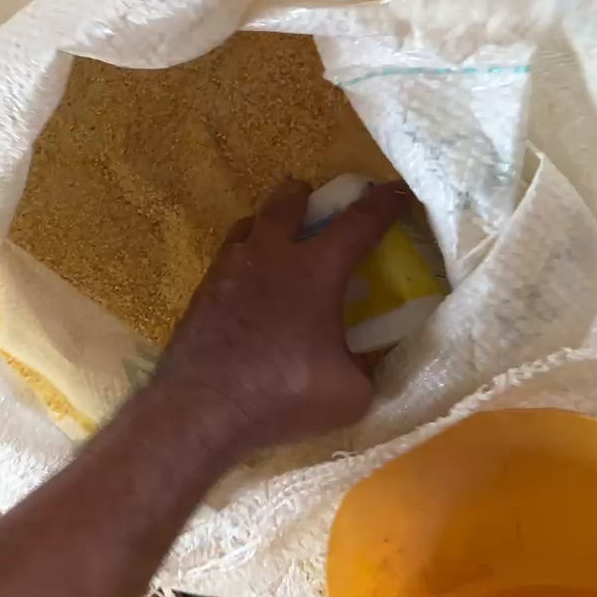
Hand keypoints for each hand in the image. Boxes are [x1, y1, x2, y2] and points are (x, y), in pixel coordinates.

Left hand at [149, 179, 411, 457]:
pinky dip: (239, 256)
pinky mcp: (200, 295)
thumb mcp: (349, 391)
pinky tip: (241, 276)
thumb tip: (361, 361)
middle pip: (285, 208)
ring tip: (269, 226)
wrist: (201, 406)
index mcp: (314, 270)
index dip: (382, 205)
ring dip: (263, 220)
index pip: (357, 225)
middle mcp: (267, 258)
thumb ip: (362, 366)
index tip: (396, 190)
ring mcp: (226, 272)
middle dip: (301, 196)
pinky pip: (224, 260)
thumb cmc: (283, 394)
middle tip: (307, 191)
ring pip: (245, 228)